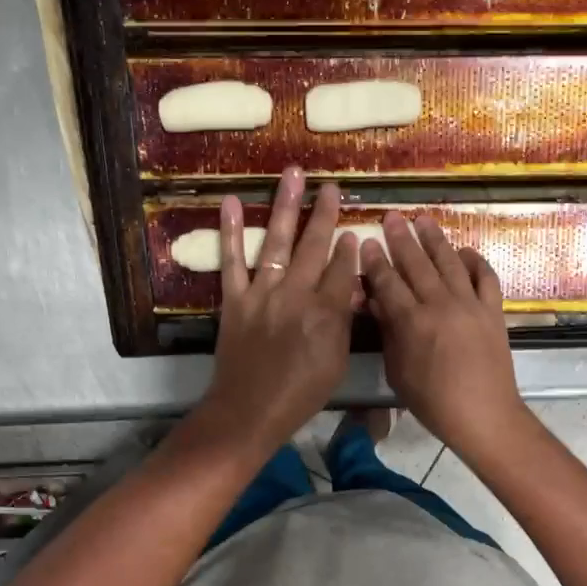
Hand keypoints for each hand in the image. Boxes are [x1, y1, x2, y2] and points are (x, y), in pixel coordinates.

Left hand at [197, 167, 358, 452]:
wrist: (251, 411)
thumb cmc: (301, 395)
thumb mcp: (336, 363)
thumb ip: (342, 323)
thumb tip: (350, 290)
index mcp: (327, 313)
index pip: (342, 270)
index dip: (349, 249)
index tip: (354, 229)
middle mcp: (297, 295)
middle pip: (314, 247)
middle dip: (324, 214)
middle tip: (331, 186)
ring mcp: (263, 294)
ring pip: (277, 243)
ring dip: (286, 206)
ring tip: (293, 175)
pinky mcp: (235, 300)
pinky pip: (232, 262)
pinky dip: (231, 232)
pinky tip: (233, 202)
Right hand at [361, 212, 527, 454]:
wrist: (483, 414)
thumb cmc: (433, 402)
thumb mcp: (399, 372)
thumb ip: (388, 334)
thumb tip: (376, 303)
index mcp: (412, 322)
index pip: (388, 283)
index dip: (375, 261)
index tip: (365, 242)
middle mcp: (440, 304)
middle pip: (417, 264)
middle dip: (401, 238)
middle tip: (392, 217)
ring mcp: (470, 304)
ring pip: (450, 262)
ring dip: (435, 238)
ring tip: (424, 219)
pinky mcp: (493, 310)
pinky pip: (485, 276)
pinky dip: (475, 260)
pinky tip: (464, 251)